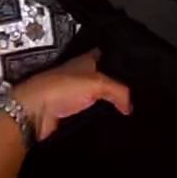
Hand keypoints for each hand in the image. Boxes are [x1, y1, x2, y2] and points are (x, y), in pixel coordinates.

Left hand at [8, 49, 131, 140]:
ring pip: (101, 96)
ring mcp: (77, 93)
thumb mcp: (98, 83)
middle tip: (141, 95)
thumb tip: (131, 107)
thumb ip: (119, 91)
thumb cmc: (63, 88)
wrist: (33, 113)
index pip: (113, 56)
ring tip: (132, 110)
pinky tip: (114, 121)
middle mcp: (84, 73)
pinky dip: (101, 116)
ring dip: (111, 103)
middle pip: (108, 78)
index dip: (127, 63)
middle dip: (121, 86)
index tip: (143, 72)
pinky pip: (92, 112)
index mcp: (89, 58)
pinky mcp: (71, 111)